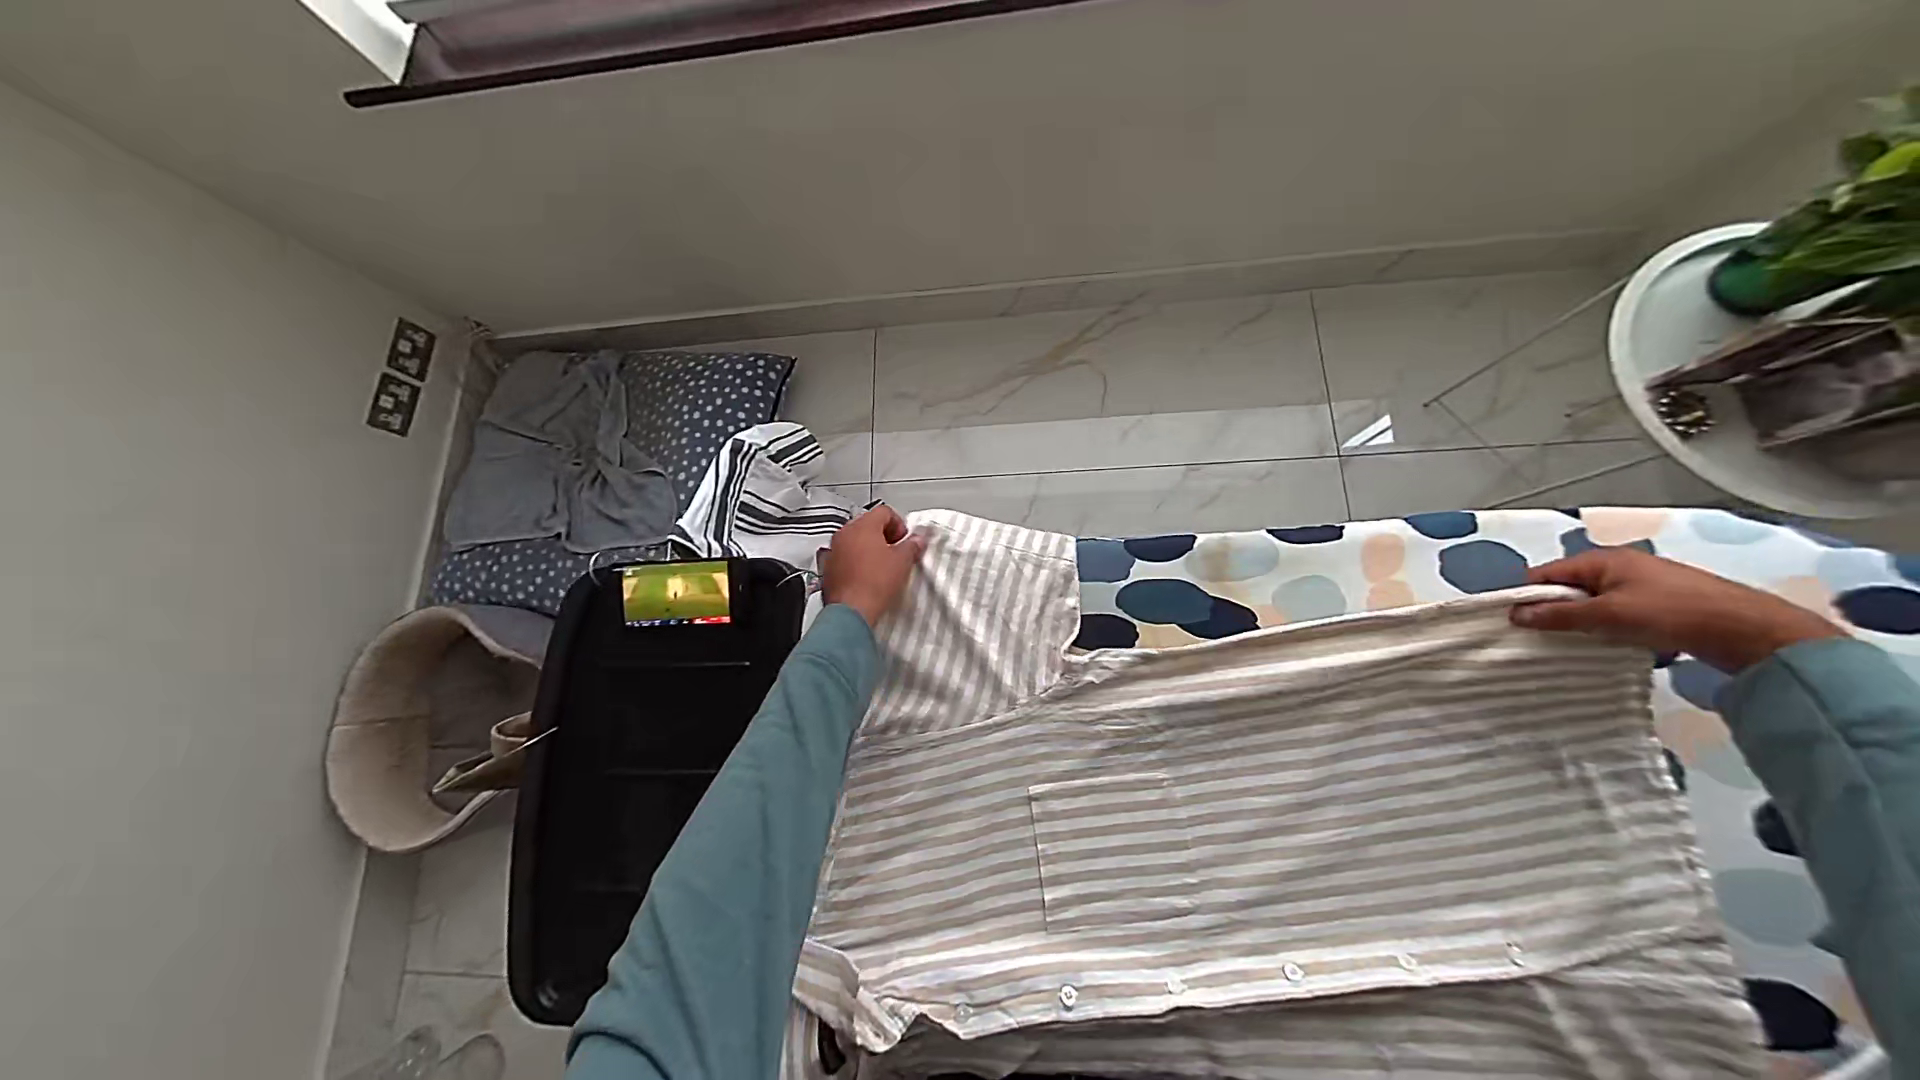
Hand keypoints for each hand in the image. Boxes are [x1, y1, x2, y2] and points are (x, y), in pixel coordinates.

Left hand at [822, 505, 925, 626]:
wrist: (851, 611)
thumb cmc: (873, 585)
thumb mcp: (902, 562)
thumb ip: (912, 546)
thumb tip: (916, 541)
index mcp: (863, 526)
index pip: (884, 511)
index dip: (899, 524)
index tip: (904, 539)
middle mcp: (844, 534)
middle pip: (868, 524)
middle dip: (884, 536)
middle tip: (896, 551)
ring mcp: (833, 550)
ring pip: (855, 540)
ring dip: (869, 548)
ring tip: (882, 566)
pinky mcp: (828, 568)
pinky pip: (845, 557)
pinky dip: (856, 562)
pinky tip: (867, 577)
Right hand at [1510, 547, 1842, 672]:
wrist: (1753, 632)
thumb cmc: (1673, 614)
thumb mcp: (1607, 615)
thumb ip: (1558, 614)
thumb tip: (1514, 614)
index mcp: (1603, 559)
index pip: (1545, 574)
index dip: (1526, 595)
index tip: (1513, 622)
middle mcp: (1620, 566)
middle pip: (1568, 588)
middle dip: (1553, 610)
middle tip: (1542, 636)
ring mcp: (1643, 585)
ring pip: (1592, 602)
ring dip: (1581, 621)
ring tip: (1573, 643)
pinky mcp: (1661, 604)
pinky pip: (1616, 613)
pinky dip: (1605, 627)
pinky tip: (1607, 644)